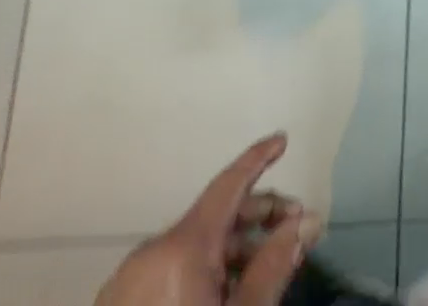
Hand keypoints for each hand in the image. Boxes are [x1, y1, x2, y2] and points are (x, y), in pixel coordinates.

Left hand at [95, 134, 319, 305]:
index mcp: (180, 248)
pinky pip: (173, 270)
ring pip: (194, 245)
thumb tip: (306, 219)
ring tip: (272, 262)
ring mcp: (129, 281)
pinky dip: (209, 267)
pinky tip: (234, 288)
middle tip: (298, 225)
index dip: (257, 160)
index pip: (227, 186)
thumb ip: (276, 264)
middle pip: (214, 216)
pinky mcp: (120, 305)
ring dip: (237, 245)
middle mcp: (150, 253)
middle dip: (259, 214)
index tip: (283, 139)